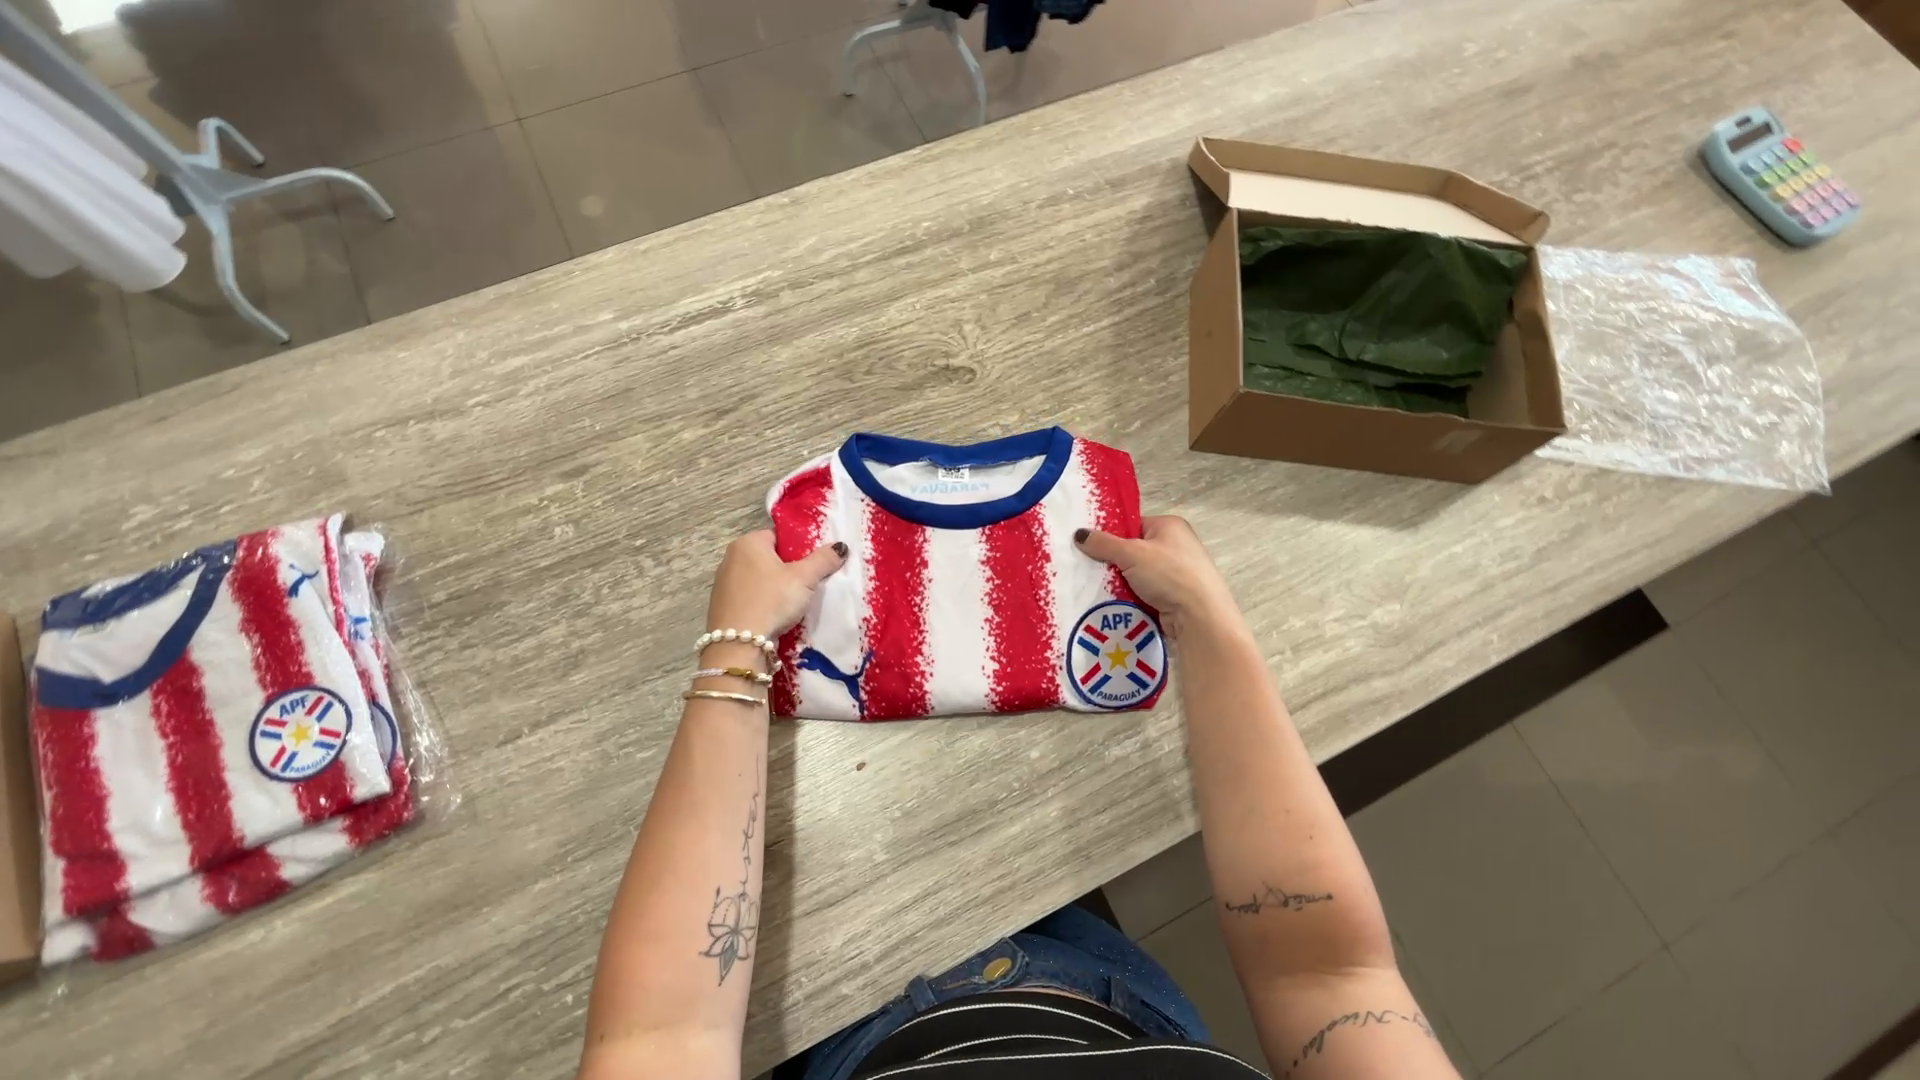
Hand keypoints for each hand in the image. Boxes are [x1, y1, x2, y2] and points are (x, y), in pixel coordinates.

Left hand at [706, 531, 846, 638]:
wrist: (738, 644)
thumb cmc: (772, 600)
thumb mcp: (804, 578)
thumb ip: (823, 560)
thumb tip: (841, 546)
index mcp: (748, 543)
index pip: (778, 536)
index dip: (798, 548)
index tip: (812, 563)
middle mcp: (731, 557)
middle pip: (768, 557)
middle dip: (788, 568)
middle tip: (808, 583)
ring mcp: (723, 583)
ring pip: (759, 579)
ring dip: (776, 587)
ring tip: (794, 602)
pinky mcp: (722, 606)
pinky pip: (750, 597)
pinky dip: (763, 602)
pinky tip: (775, 616)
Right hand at [1076, 516, 1239, 639]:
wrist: (1199, 615)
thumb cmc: (1167, 574)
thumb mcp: (1131, 553)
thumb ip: (1103, 543)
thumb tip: (1079, 534)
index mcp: (1170, 525)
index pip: (1133, 525)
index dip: (1112, 535)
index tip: (1091, 547)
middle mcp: (1176, 545)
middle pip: (1134, 550)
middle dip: (1114, 561)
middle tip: (1091, 570)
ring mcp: (1178, 571)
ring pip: (1138, 573)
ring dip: (1121, 581)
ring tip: (1099, 588)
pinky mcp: (1176, 595)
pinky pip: (1146, 591)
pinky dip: (1132, 596)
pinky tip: (1117, 602)